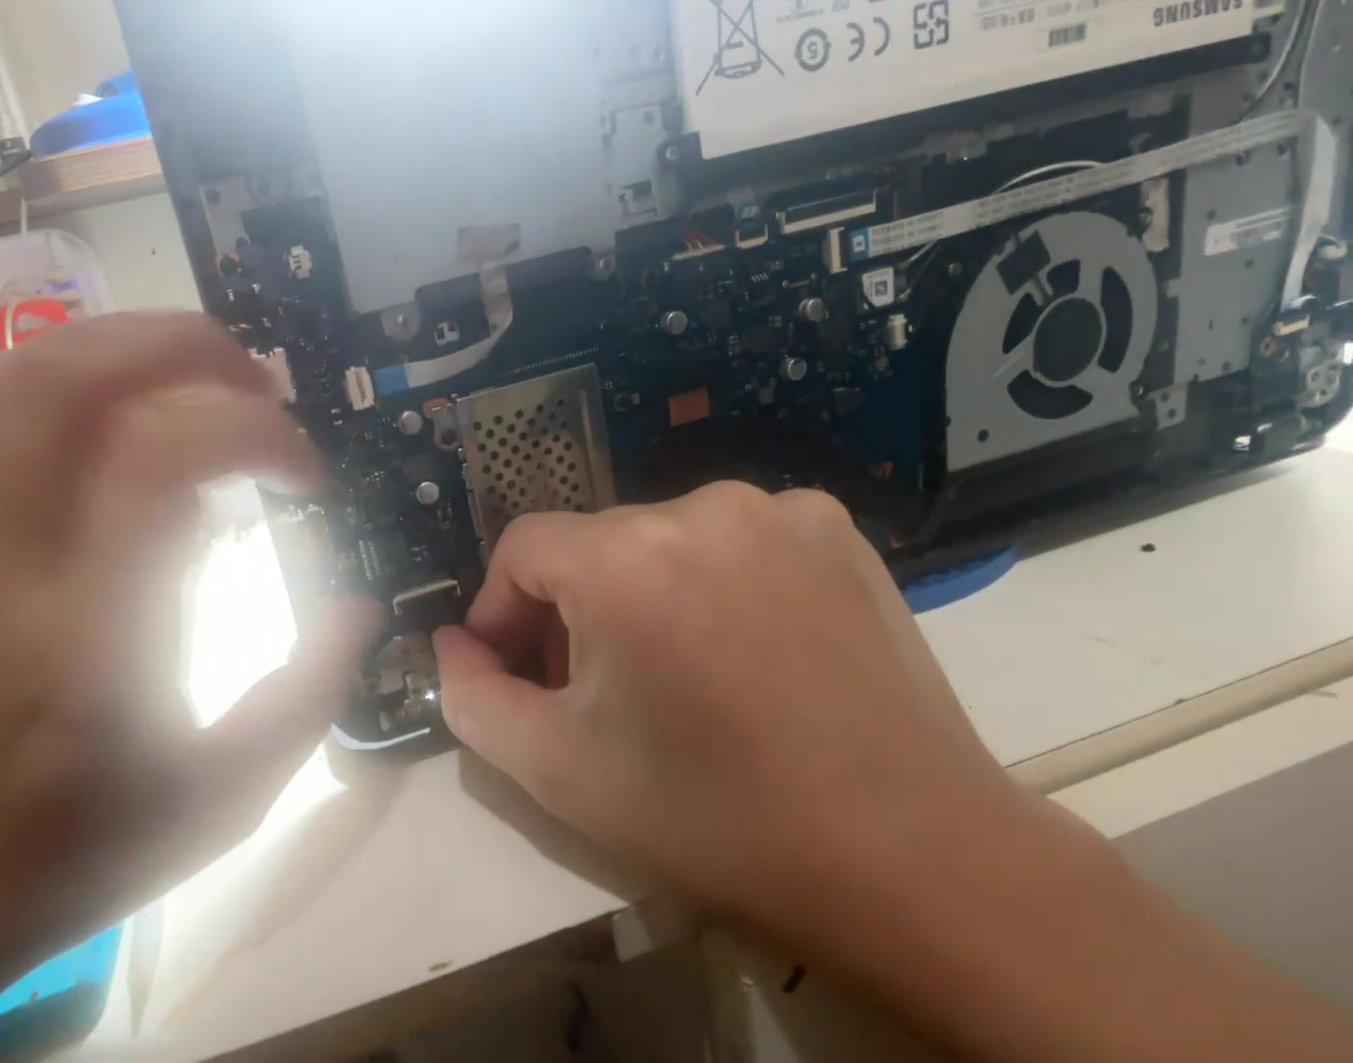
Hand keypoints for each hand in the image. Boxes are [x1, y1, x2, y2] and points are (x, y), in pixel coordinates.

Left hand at [0, 315, 375, 1029]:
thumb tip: (361, 609)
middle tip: (254, 380)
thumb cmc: (64, 864)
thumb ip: (305, 699)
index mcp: (83, 638)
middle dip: (180, 344)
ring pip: (7, 383)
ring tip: (189, 387)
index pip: (166, 457)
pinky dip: (59, 401)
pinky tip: (107, 442)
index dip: (258, 432)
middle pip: (66, 378)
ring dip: (115, 353)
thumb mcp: (217, 805)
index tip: (308, 475)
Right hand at [433, 484, 1041, 951]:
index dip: (502, 612)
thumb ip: (471, 698)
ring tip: (676, 676)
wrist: (910, 856)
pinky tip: (745, 650)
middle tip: (597, 693)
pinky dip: (716, 583)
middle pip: (594, 546)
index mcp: (628, 560)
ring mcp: (782, 512)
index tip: (515, 672)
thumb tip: (455, 645)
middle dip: (575, 612)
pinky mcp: (840, 530)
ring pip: (664, 540)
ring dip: (644, 594)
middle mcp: (702, 508)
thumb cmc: (714, 818)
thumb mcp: (557, 770)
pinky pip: (737, 541)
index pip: (522, 548)